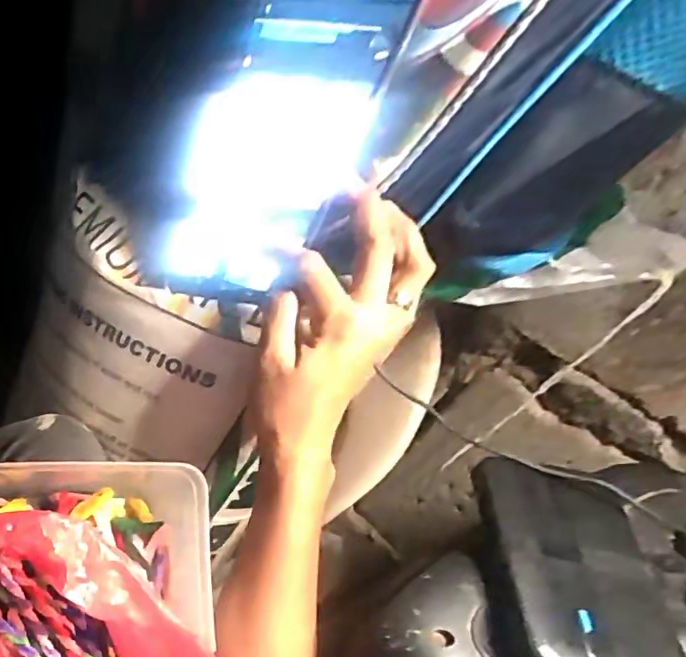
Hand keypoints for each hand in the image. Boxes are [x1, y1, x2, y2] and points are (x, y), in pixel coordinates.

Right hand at [252, 190, 435, 463]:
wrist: (305, 441)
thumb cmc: (282, 407)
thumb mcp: (270, 361)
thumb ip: (279, 314)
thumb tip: (284, 283)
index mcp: (341, 324)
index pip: (315, 271)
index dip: (288, 252)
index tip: (269, 240)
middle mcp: (374, 319)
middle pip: (385, 250)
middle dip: (371, 212)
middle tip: (357, 185)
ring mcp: (387, 326)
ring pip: (416, 264)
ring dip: (404, 231)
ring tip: (385, 208)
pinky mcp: (388, 334)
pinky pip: (413, 286)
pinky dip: (408, 259)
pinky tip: (390, 248)